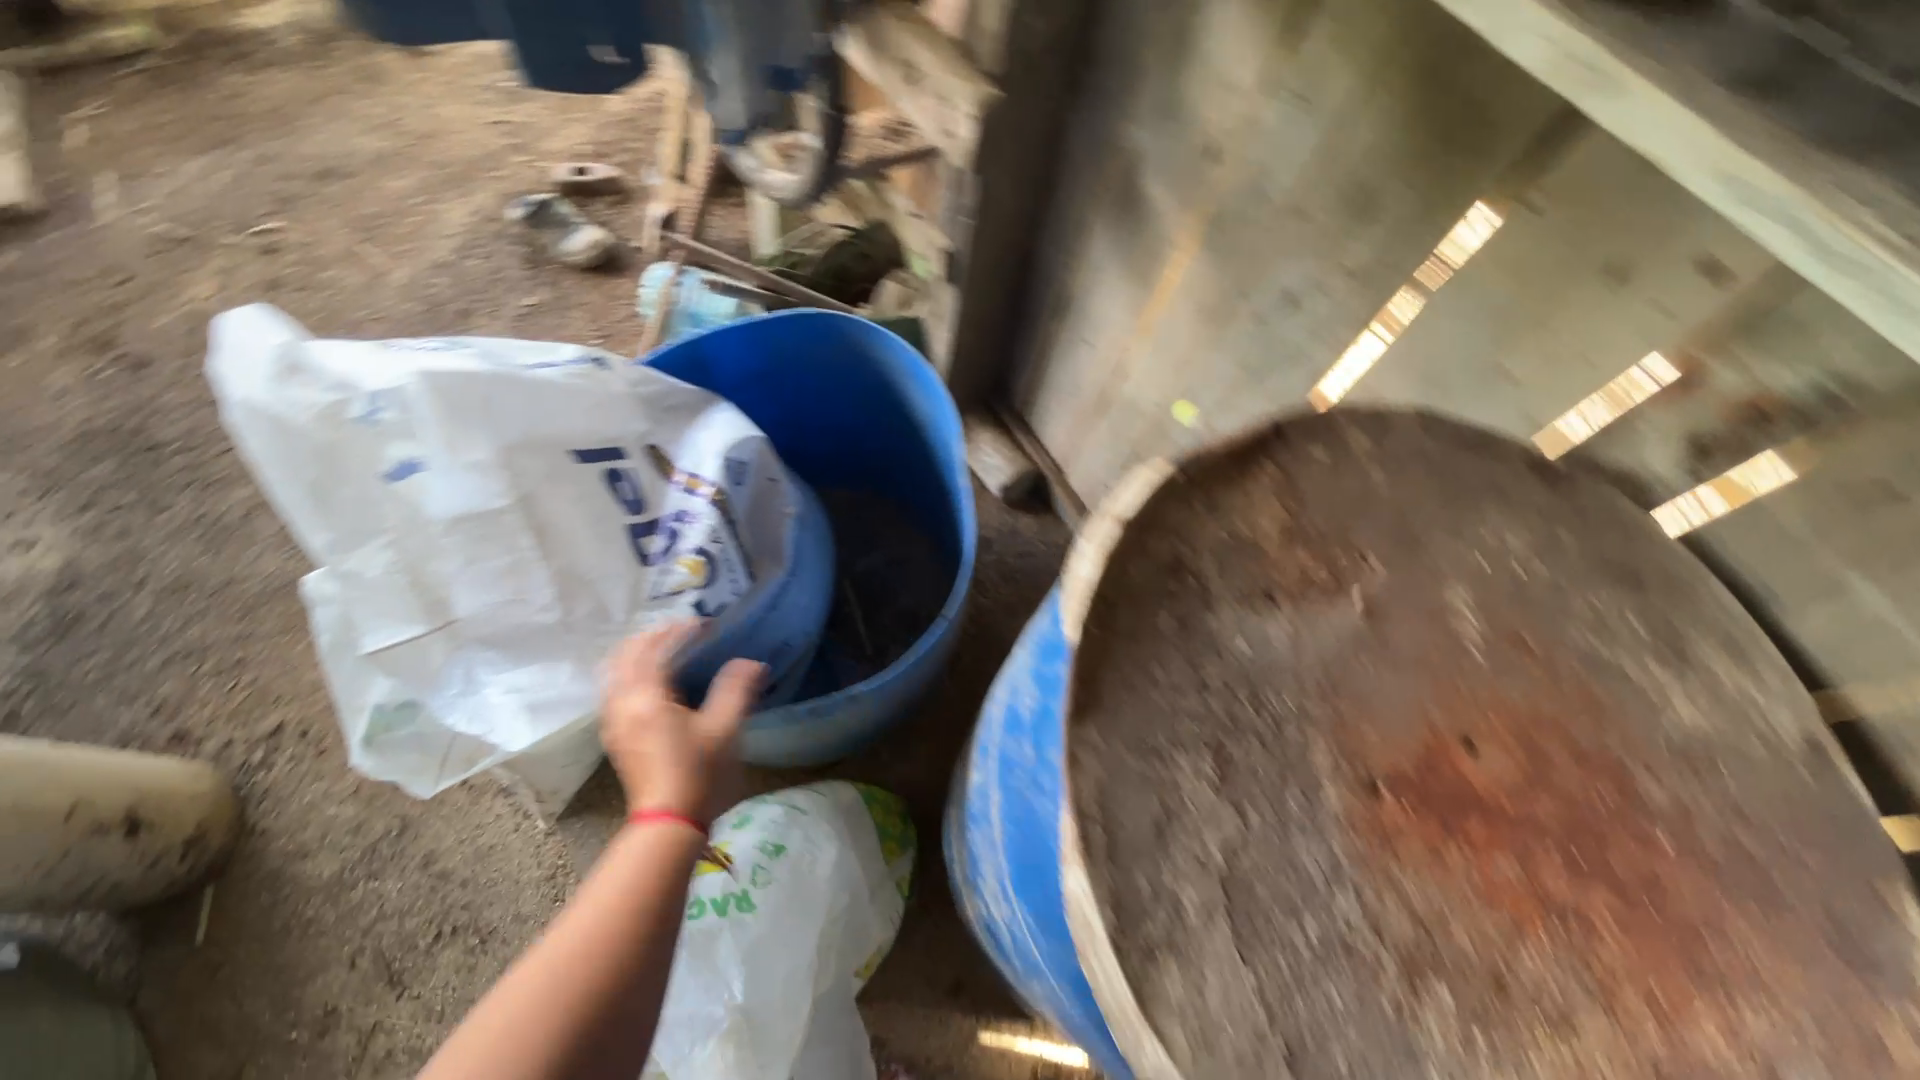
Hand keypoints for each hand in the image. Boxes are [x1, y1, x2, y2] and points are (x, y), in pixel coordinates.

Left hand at [601, 623, 766, 821]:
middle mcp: (622, 702)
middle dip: (653, 636)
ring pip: (614, 671)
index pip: (656, 647)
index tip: (704, 624)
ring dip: (637, 653)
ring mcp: (613, 720)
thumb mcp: (725, 729)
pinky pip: (613, 690)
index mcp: (648, 695)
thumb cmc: (699, 773)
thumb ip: (737, 689)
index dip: (679, 630)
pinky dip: (629, 674)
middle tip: (682, 632)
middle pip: (627, 653)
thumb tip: (752, 662)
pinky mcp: (614, 737)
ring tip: (664, 652)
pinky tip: (650, 685)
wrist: (668, 822)